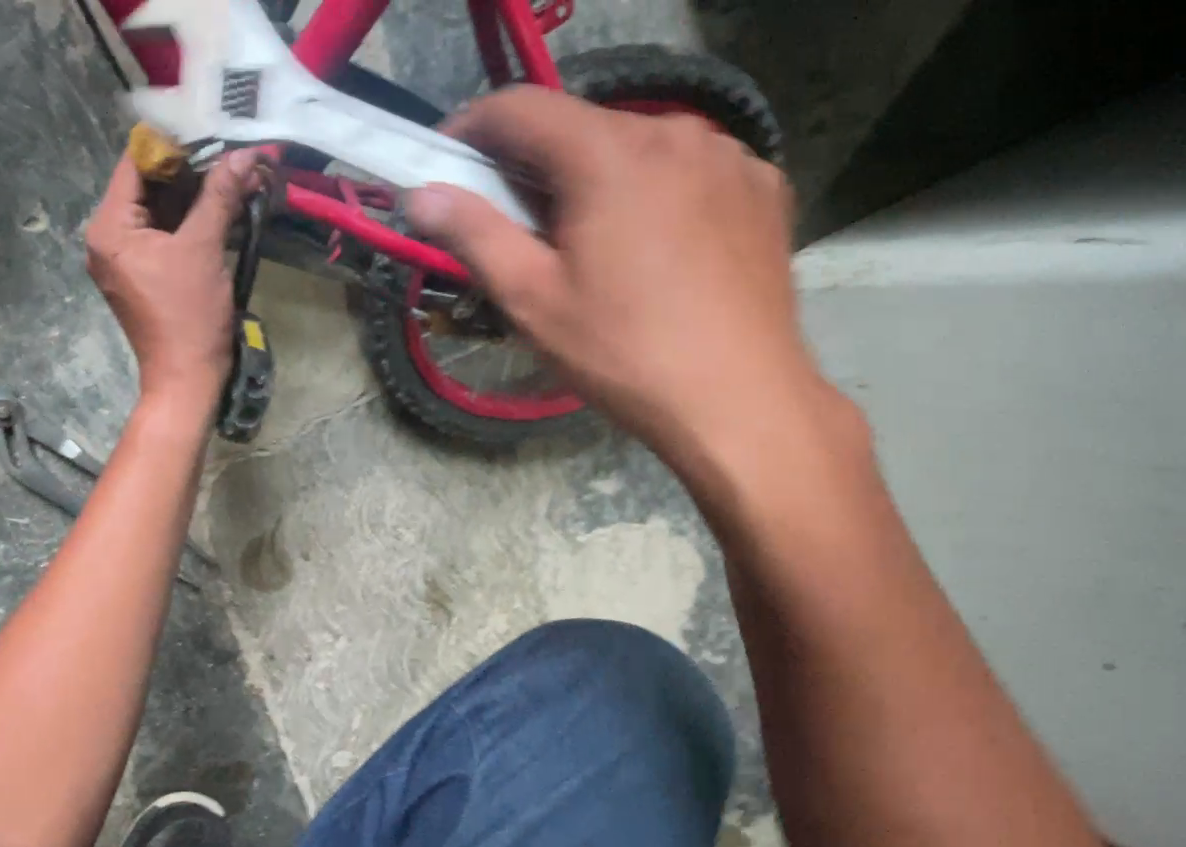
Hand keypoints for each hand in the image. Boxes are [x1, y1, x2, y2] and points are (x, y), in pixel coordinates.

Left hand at [86, 149, 255, 410]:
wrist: (185, 379)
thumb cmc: (188, 316)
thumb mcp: (204, 249)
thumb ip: (220, 196)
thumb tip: (244, 154)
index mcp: (110, 228)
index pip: (136, 163)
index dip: (175, 146)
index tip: (214, 137)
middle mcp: (107, 238)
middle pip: (147, 184)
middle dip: (191, 171)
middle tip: (232, 157)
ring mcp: (123, 258)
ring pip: (159, 210)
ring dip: (195, 195)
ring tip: (236, 178)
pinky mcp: (141, 274)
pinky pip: (163, 234)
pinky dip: (190, 221)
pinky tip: (223, 208)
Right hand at [404, 88, 850, 475]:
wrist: (739, 400)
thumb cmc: (622, 353)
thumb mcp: (530, 298)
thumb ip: (473, 234)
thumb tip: (423, 196)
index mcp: (609, 154)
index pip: (520, 108)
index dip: (470, 130)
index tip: (446, 169)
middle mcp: (676, 133)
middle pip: (580, 128)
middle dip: (534, 167)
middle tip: (512, 228)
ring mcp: (730, 157)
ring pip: (635, 150)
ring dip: (594, 182)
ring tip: (584, 248)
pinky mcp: (763, 187)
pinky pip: (686, 173)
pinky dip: (652, 196)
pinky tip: (649, 252)